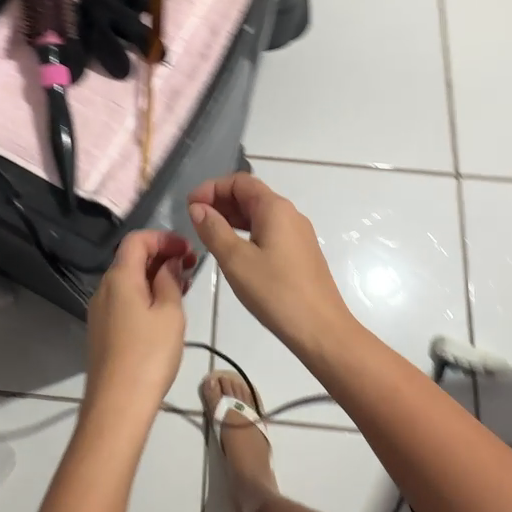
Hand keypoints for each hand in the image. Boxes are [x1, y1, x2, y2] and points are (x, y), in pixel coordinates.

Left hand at [85, 230, 194, 411]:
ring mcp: (100, 310)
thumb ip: (170, 280)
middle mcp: (104, 288)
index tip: (188, 250)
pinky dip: (145, 295)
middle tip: (191, 267)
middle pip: (131, 258)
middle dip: (161, 256)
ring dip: (154, 277)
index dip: (163, 237)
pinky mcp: (102, 330)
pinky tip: (165, 311)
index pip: (137, 239)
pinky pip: (124, 300)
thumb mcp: (170, 313)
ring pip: (128, 281)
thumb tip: (169, 263)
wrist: (117, 406)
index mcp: (119, 277)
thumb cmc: (149, 355)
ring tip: (183, 288)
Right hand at [188, 174, 356, 354]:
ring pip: (259, 215)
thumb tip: (198, 208)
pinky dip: (247, 233)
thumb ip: (214, 229)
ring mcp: (297, 234)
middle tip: (195, 222)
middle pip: (250, 195)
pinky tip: (234, 253)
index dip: (211, 188)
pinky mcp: (300, 253)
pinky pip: (268, 231)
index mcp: (275, 208)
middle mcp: (289, 214)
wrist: (321, 330)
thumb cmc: (276, 292)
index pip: (239, 181)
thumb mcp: (236, 260)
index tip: (190, 207)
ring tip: (208, 237)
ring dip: (232, 219)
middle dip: (220, 202)